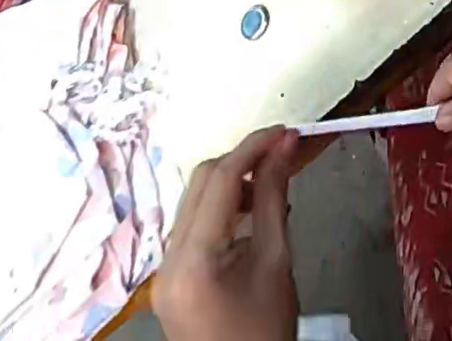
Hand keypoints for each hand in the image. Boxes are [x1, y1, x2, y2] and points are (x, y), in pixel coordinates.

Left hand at [155, 127, 299, 340]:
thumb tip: (286, 143)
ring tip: (270, 186)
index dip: (254, 146)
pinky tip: (251, 214)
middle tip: (281, 153)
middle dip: (241, 160)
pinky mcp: (170, 278)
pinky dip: (223, 206)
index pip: (220, 178)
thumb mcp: (277, 259)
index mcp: (192, 259)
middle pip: (201, 182)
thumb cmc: (265, 333)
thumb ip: (275, 195)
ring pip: (195, 199)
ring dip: (232, 181)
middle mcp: (167, 259)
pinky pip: (194, 223)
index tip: (287, 131)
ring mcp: (164, 270)